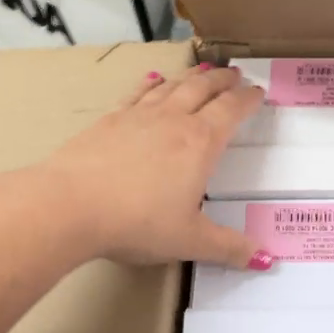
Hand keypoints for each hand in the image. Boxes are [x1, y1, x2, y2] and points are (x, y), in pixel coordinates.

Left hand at [38, 63, 269, 269]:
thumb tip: (264, 260)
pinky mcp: (107, 122)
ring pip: (171, 87)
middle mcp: (172, 121)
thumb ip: (227, 248)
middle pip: (203, 90)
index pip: (231, 111)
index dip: (248, 100)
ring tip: (202, 73)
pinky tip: (151, 81)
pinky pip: (136, 95)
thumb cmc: (137, 223)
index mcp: (200, 143)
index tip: (259, 92)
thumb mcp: (189, 241)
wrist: (69, 205)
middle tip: (236, 74)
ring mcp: (136, 117)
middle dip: (223, 81)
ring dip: (190, 78)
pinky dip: (150, 85)